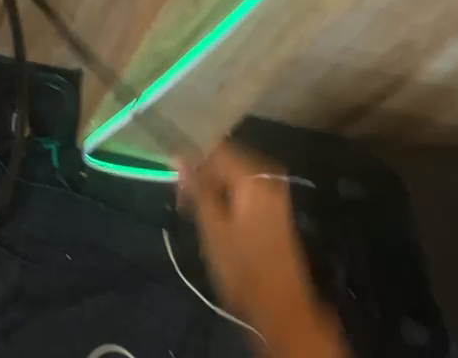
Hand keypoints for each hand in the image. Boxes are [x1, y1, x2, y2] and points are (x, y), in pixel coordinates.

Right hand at [181, 144, 348, 356]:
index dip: (192, 162)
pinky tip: (215, 215)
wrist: (282, 307)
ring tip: (196, 210)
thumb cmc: (243, 268)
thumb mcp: (212, 227)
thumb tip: (180, 157)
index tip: (175, 185)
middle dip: (202, 176)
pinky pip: (244, 188)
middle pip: (226, 160)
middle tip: (184, 201)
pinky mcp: (274, 207)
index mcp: (254, 176)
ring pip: (233, 175)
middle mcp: (267, 176)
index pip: (216, 150)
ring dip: (213, 187)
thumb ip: (197, 188)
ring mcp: (274, 191)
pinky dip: (227, 196)